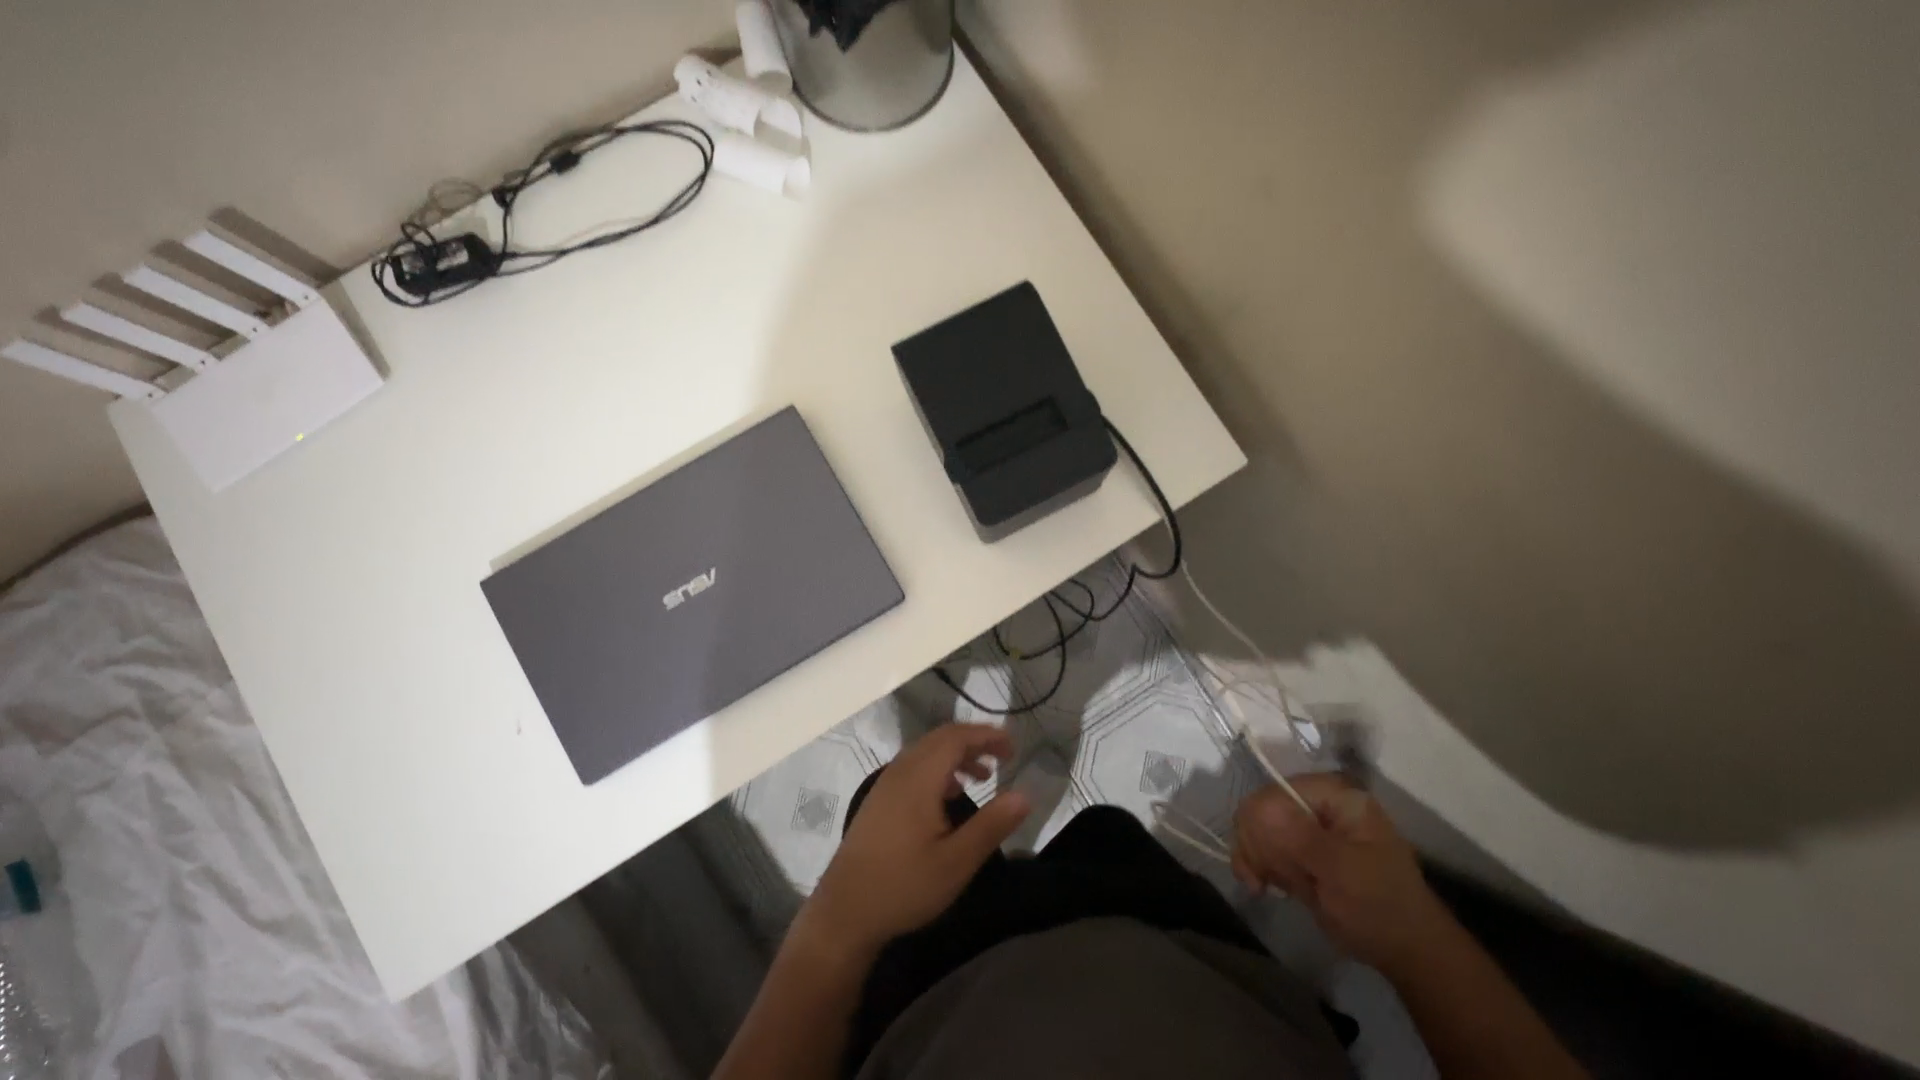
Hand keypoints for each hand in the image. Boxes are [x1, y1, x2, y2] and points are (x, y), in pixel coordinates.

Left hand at [799, 723, 1031, 958]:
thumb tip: (1025, 795)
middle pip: (939, 740)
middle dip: (973, 741)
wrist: (845, 913)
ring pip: (924, 754)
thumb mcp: (957, 861)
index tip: (1013, 747)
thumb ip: (992, 825)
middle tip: (1003, 756)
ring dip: (955, 756)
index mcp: (918, 779)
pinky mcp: (877, 803)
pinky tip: (949, 796)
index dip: (986, 735)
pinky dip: (938, 770)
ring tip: (983, 777)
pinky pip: (913, 769)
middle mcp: (899, 773)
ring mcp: (884, 787)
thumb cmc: (904, 886)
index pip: (955, 738)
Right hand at [1232, 773, 1451, 969]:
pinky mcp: (1304, 853)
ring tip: (1263, 887)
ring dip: (1254, 858)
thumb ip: (1297, 837)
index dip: (1258, 826)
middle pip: (1261, 810)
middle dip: (1255, 845)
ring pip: (1258, 829)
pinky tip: (1262, 886)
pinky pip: (1265, 848)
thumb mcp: (1340, 871)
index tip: (1259, 866)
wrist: (1406, 950)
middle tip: (1262, 881)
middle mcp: (1320, 804)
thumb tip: (1253, 807)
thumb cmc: (1379, 906)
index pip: (1273, 793)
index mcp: (1335, 797)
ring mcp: (1312, 829)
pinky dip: (1257, 866)